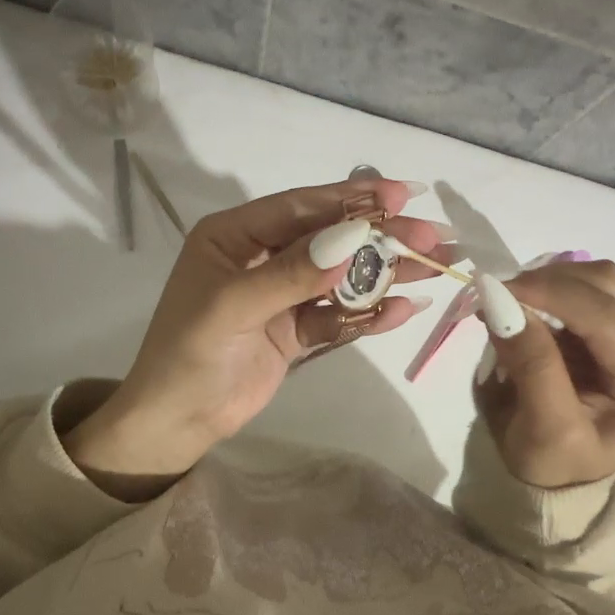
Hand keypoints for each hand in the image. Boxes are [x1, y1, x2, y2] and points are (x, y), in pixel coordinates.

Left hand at [65, 178, 444, 499]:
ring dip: (385, 273)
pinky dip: (368, 314)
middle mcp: (260, 258)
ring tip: (436, 269)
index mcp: (234, 236)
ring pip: (341, 277)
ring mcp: (281, 296)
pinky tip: (403, 310)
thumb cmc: (189, 354)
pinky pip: (338, 316)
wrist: (177, 420)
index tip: (401, 194)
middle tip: (433, 237)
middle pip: (329, 238)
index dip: (351, 200)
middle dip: (380, 236)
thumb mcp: (232, 307)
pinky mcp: (295, 332)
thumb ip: (290, 275)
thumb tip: (348, 243)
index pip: (300, 208)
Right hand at [473, 261, 614, 487]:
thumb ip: (533, 366)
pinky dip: (550, 289)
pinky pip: (587, 289)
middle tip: (495, 297)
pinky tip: (522, 309)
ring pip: (598, 278)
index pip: (605, 317)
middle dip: (547, 282)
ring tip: (505, 305)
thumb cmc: (556, 463)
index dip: (550, 293)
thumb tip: (505, 304)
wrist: (560, 475)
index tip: (493, 290)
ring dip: (547, 281)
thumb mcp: (544, 429)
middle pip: (607, 285)